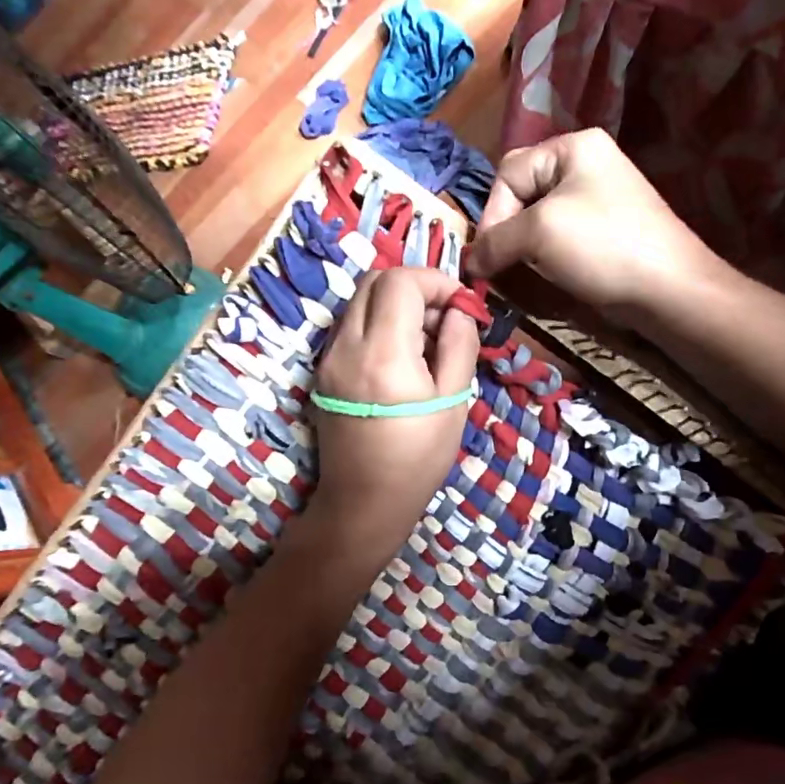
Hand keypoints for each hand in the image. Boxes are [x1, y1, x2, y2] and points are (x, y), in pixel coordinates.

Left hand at [307, 268, 480, 561]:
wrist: (364, 502)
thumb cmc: (418, 458)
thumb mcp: (453, 402)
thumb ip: (458, 345)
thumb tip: (459, 310)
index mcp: (383, 353)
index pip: (401, 282)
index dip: (437, 282)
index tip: (462, 306)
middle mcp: (346, 346)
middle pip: (375, 281)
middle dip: (416, 287)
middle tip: (444, 319)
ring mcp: (328, 358)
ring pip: (361, 301)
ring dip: (396, 304)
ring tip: (426, 341)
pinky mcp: (322, 371)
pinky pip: (351, 326)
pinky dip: (379, 323)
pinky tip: (401, 357)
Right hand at [466, 128, 730, 325]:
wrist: (669, 290)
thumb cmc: (603, 248)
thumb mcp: (539, 234)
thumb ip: (495, 241)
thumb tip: (470, 261)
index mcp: (574, 147)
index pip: (509, 172)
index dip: (492, 214)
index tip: (488, 256)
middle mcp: (587, 165)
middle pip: (524, 193)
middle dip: (508, 232)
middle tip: (502, 266)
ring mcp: (600, 199)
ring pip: (540, 220)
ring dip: (525, 249)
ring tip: (524, 273)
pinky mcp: (607, 232)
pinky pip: (562, 237)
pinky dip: (547, 257)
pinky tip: (549, 275)